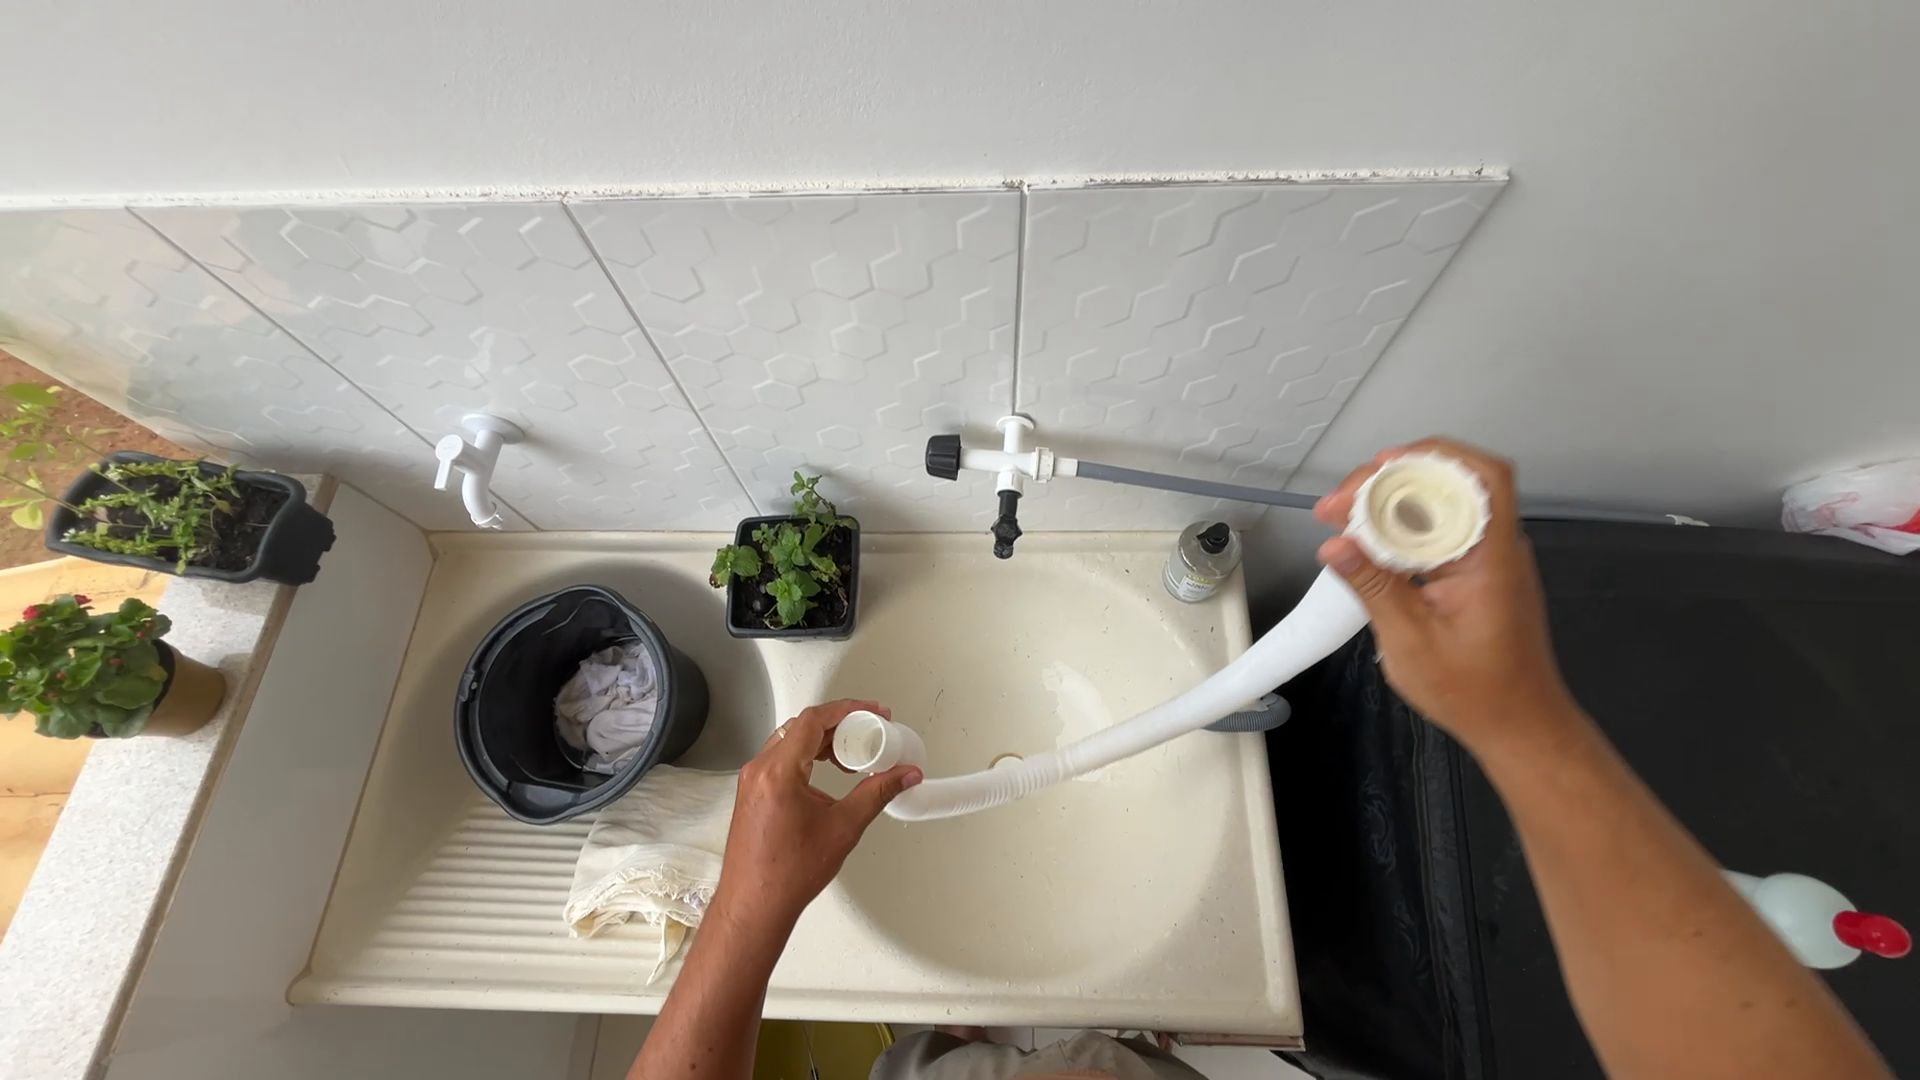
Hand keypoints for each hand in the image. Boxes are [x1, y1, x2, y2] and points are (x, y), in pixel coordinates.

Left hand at [713, 699, 921, 930]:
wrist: (754, 906)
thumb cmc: (786, 875)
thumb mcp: (844, 828)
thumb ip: (878, 793)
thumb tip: (903, 775)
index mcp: (779, 773)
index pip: (813, 720)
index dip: (847, 709)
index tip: (871, 712)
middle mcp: (760, 771)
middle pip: (802, 726)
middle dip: (839, 722)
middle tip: (868, 728)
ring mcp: (752, 781)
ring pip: (790, 739)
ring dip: (823, 739)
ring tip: (852, 752)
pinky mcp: (752, 792)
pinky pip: (781, 756)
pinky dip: (808, 753)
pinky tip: (829, 769)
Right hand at [1314, 438, 1576, 748]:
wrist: (1516, 724)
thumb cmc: (1473, 690)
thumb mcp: (1410, 639)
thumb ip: (1373, 587)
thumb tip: (1334, 546)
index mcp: (1490, 557)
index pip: (1480, 478)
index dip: (1431, 456)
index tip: (1379, 465)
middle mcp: (1492, 548)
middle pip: (1447, 484)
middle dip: (1387, 481)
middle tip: (1335, 506)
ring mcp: (1483, 560)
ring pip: (1436, 507)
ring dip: (1386, 504)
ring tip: (1339, 519)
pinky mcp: (1469, 574)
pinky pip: (1432, 534)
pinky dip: (1395, 528)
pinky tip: (1364, 542)